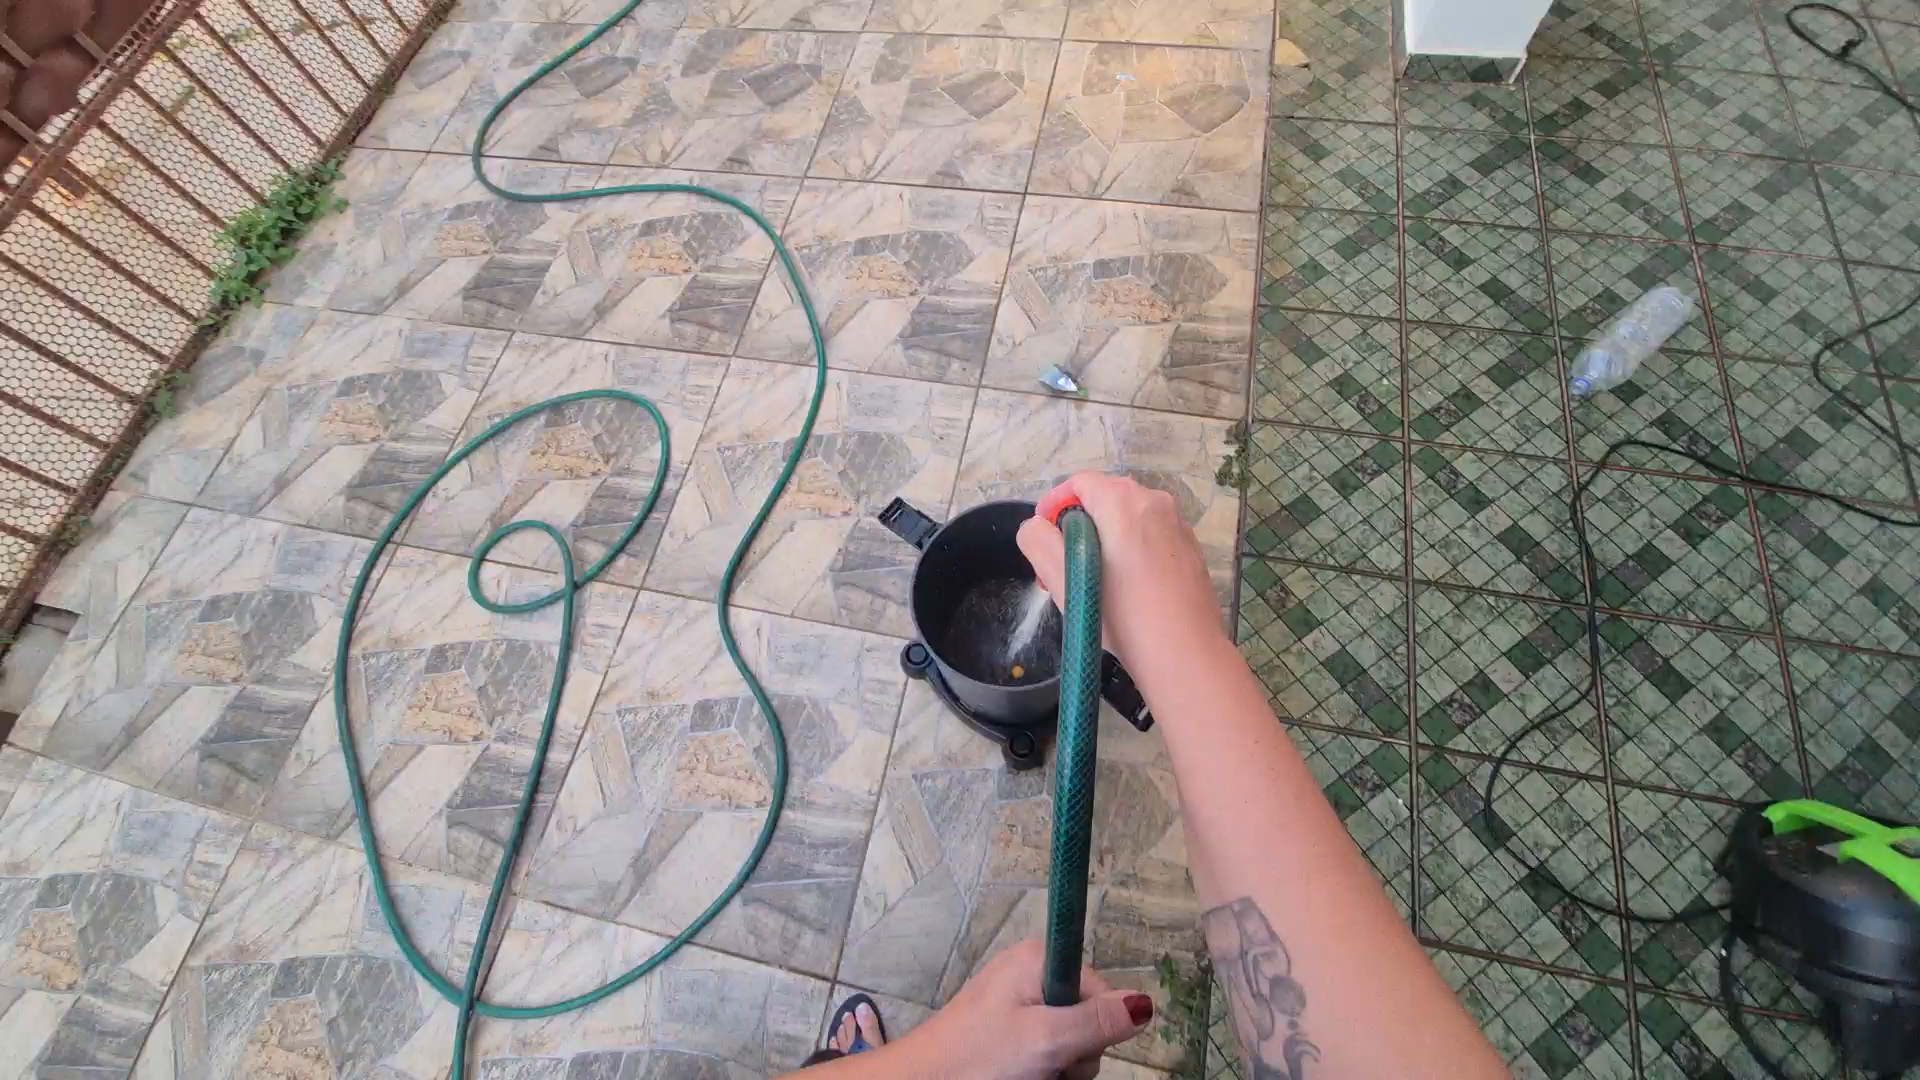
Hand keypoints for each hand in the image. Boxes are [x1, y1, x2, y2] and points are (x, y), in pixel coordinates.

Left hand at [901, 939, 1153, 1079]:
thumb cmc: (982, 1056)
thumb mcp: (1046, 1040)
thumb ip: (1098, 1022)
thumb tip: (1147, 1002)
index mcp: (1040, 957)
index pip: (1102, 991)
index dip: (1097, 1028)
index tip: (1069, 1046)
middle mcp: (1032, 971)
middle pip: (1087, 1019)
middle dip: (1074, 1055)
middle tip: (1043, 1067)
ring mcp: (1019, 1001)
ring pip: (1069, 1041)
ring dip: (1059, 1069)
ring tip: (1027, 1075)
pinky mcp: (1010, 1028)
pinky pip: (1047, 1049)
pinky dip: (1043, 1070)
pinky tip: (1024, 1077)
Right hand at [1016, 472, 1225, 674]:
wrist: (1185, 654)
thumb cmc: (1119, 614)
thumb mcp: (1062, 578)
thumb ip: (1037, 540)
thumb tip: (1038, 526)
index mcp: (1124, 501)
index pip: (1079, 482)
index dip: (1053, 505)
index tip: (1043, 539)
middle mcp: (1156, 501)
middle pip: (1104, 498)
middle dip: (1076, 525)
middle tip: (1059, 565)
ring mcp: (1178, 524)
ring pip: (1128, 518)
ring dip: (1101, 539)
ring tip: (1088, 580)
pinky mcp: (1190, 549)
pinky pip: (1150, 535)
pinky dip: (1129, 549)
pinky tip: (1123, 588)